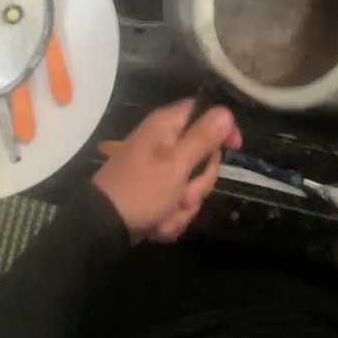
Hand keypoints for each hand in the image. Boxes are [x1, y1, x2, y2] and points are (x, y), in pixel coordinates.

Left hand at [93, 99, 240, 243]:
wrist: (103, 227)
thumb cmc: (141, 189)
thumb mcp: (177, 164)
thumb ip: (203, 137)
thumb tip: (225, 110)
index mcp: (167, 126)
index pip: (204, 111)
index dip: (222, 126)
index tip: (235, 147)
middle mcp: (165, 143)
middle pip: (203, 155)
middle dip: (199, 182)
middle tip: (184, 193)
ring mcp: (160, 169)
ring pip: (193, 184)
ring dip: (184, 205)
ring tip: (166, 212)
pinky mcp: (157, 192)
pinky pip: (179, 202)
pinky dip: (172, 216)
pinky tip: (158, 224)